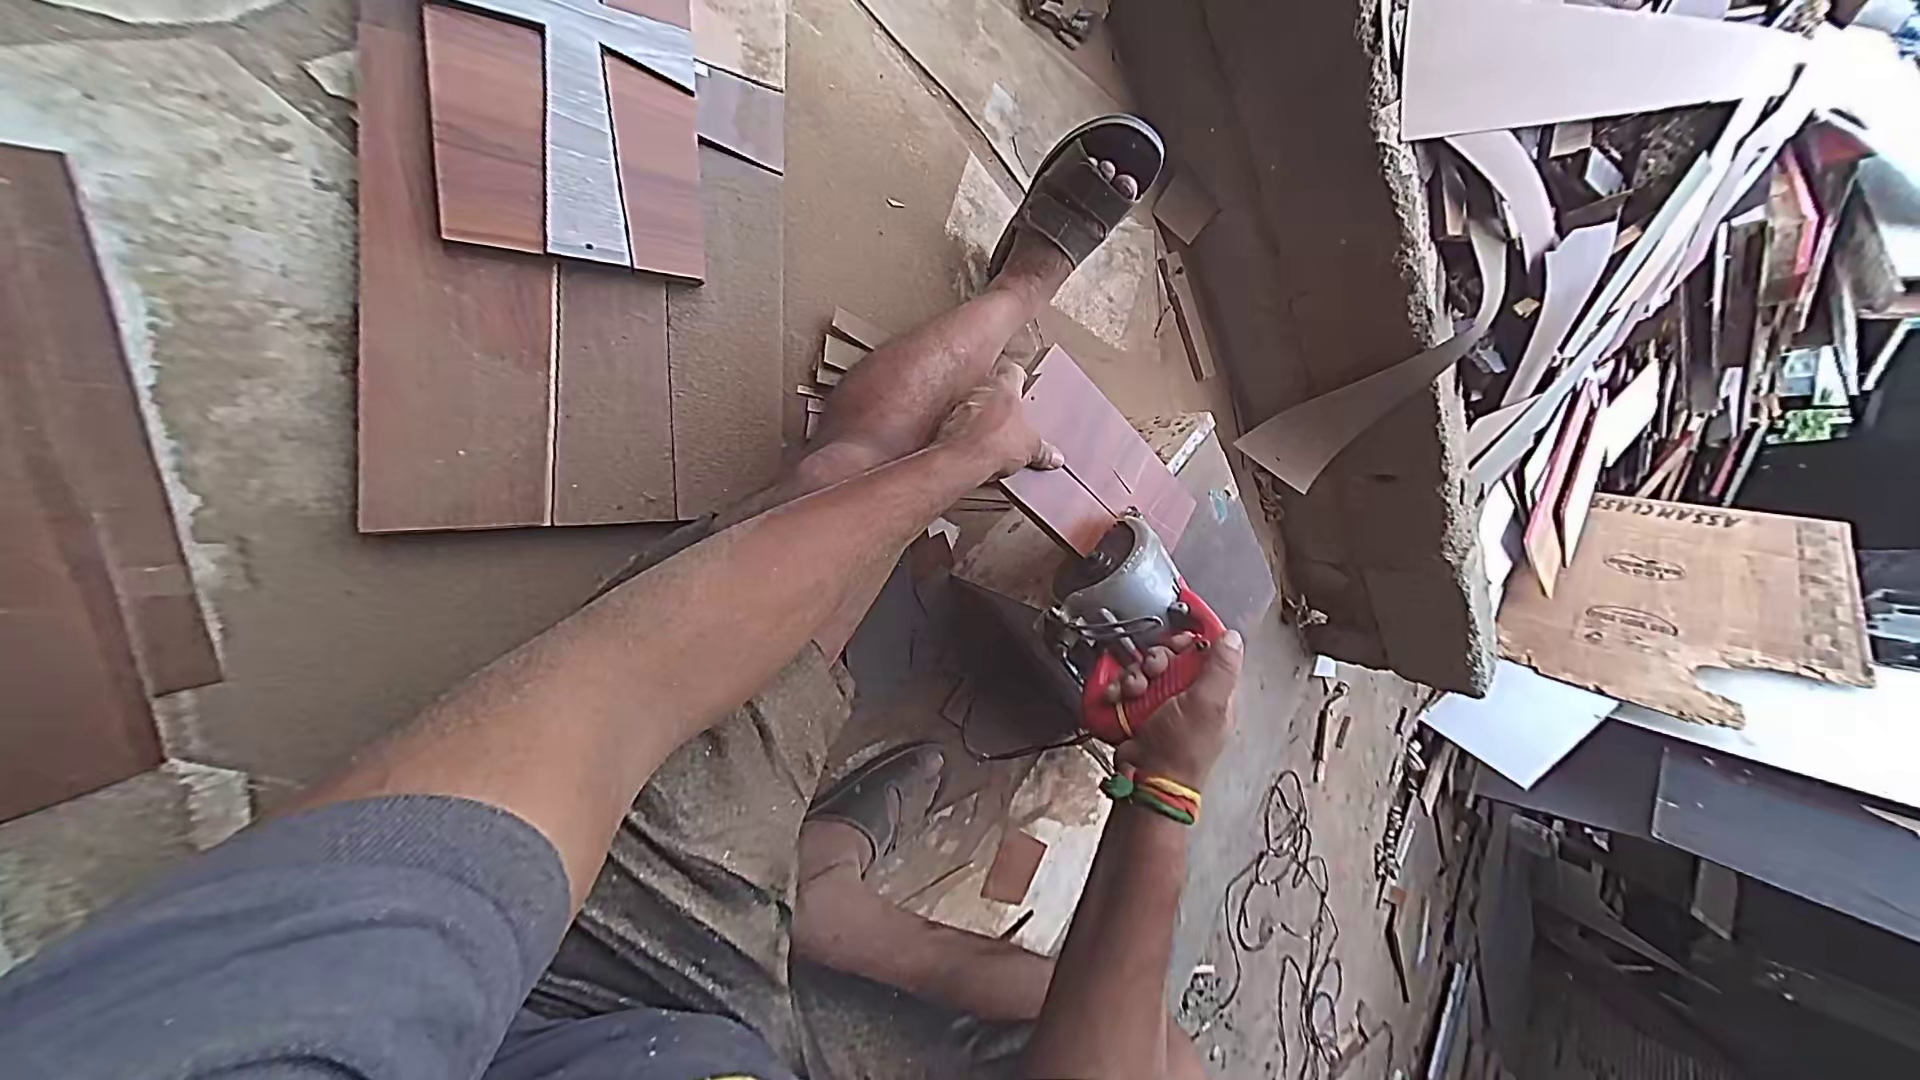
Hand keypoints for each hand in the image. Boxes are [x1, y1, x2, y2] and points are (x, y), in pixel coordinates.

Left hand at [932, 358, 1064, 478]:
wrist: (964, 460)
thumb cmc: (995, 443)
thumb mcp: (1031, 448)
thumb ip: (1043, 450)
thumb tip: (1052, 457)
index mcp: (1004, 388)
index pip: (1014, 371)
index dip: (1019, 379)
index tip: (1024, 385)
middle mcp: (980, 391)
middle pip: (992, 390)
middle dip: (1000, 405)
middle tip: (1011, 421)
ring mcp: (960, 407)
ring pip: (974, 408)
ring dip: (981, 420)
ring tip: (993, 439)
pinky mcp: (946, 425)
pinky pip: (959, 426)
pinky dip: (966, 435)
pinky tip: (976, 450)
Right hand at [1112, 630, 1242, 790]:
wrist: (1145, 779)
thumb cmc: (1181, 749)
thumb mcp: (1206, 705)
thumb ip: (1221, 669)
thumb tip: (1233, 638)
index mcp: (1212, 692)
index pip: (1202, 651)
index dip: (1187, 642)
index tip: (1175, 643)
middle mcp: (1187, 694)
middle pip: (1169, 656)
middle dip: (1155, 660)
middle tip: (1153, 672)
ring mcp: (1160, 702)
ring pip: (1144, 669)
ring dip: (1134, 676)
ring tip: (1133, 692)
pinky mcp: (1137, 709)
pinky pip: (1125, 686)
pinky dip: (1119, 689)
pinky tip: (1119, 698)